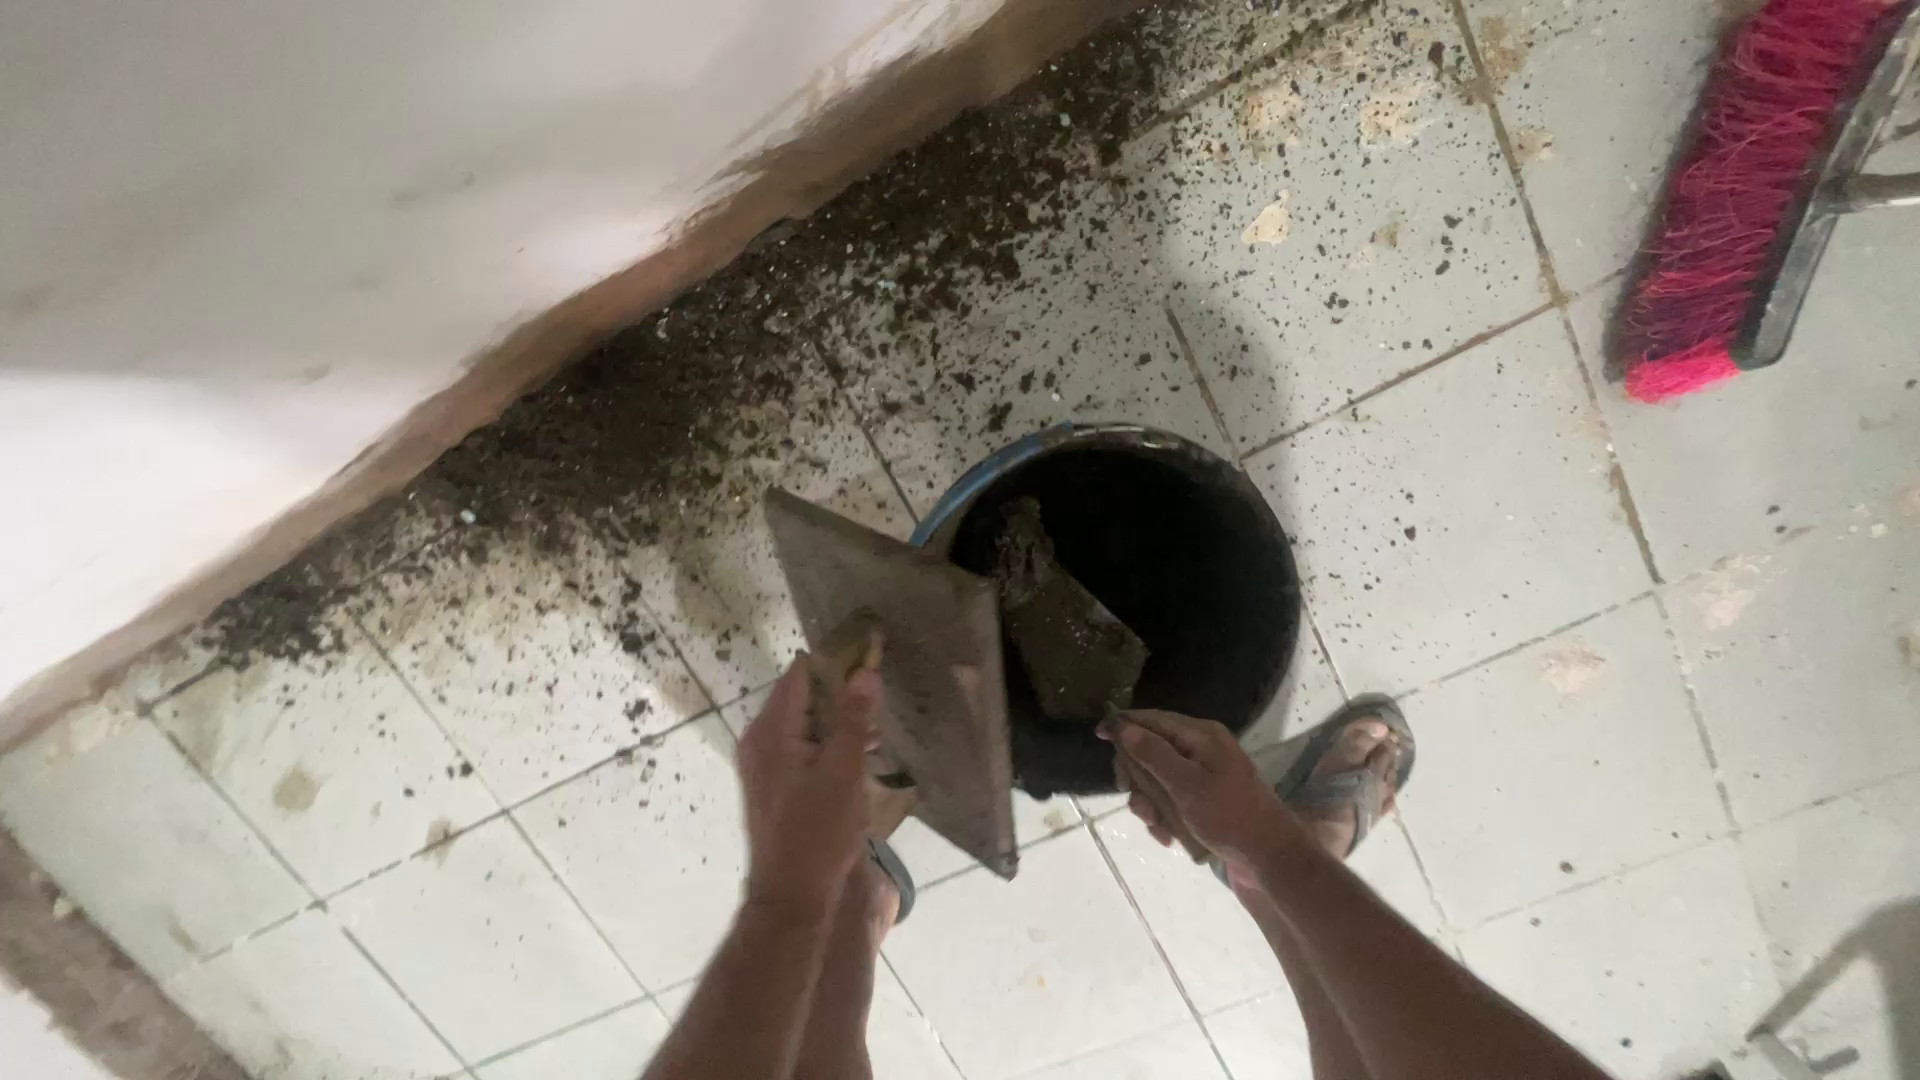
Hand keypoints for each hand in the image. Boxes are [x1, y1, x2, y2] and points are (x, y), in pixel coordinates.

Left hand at [736, 658, 878, 913]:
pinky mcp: (775, 782)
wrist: (792, 897)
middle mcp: (760, 740)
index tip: (870, 655)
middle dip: (841, 690)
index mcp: (771, 731)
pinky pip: (803, 745)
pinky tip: (863, 749)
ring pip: (806, 722)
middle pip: (803, 696)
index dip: (836, 661)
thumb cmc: (819, 832)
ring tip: (878, 721)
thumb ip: (854, 718)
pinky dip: (829, 741)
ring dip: (839, 718)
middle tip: (880, 689)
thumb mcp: (844, 771)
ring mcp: (765, 763)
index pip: (801, 674)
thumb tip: (866, 671)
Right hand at [1100, 710, 1309, 876]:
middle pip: (1152, 750)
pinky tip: (1169, 837)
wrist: (1274, 861)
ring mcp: (1206, 776)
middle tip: (1132, 799)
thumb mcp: (1185, 785)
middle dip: (1138, 777)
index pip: (1152, 719)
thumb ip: (1152, 754)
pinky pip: (1174, 800)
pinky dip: (1166, 816)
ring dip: (1150, 803)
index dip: (1124, 725)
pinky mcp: (1207, 801)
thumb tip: (1123, 726)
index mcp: (1200, 735)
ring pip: (1159, 779)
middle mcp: (1202, 749)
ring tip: (1156, 827)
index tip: (1098, 735)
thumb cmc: (1230, 817)